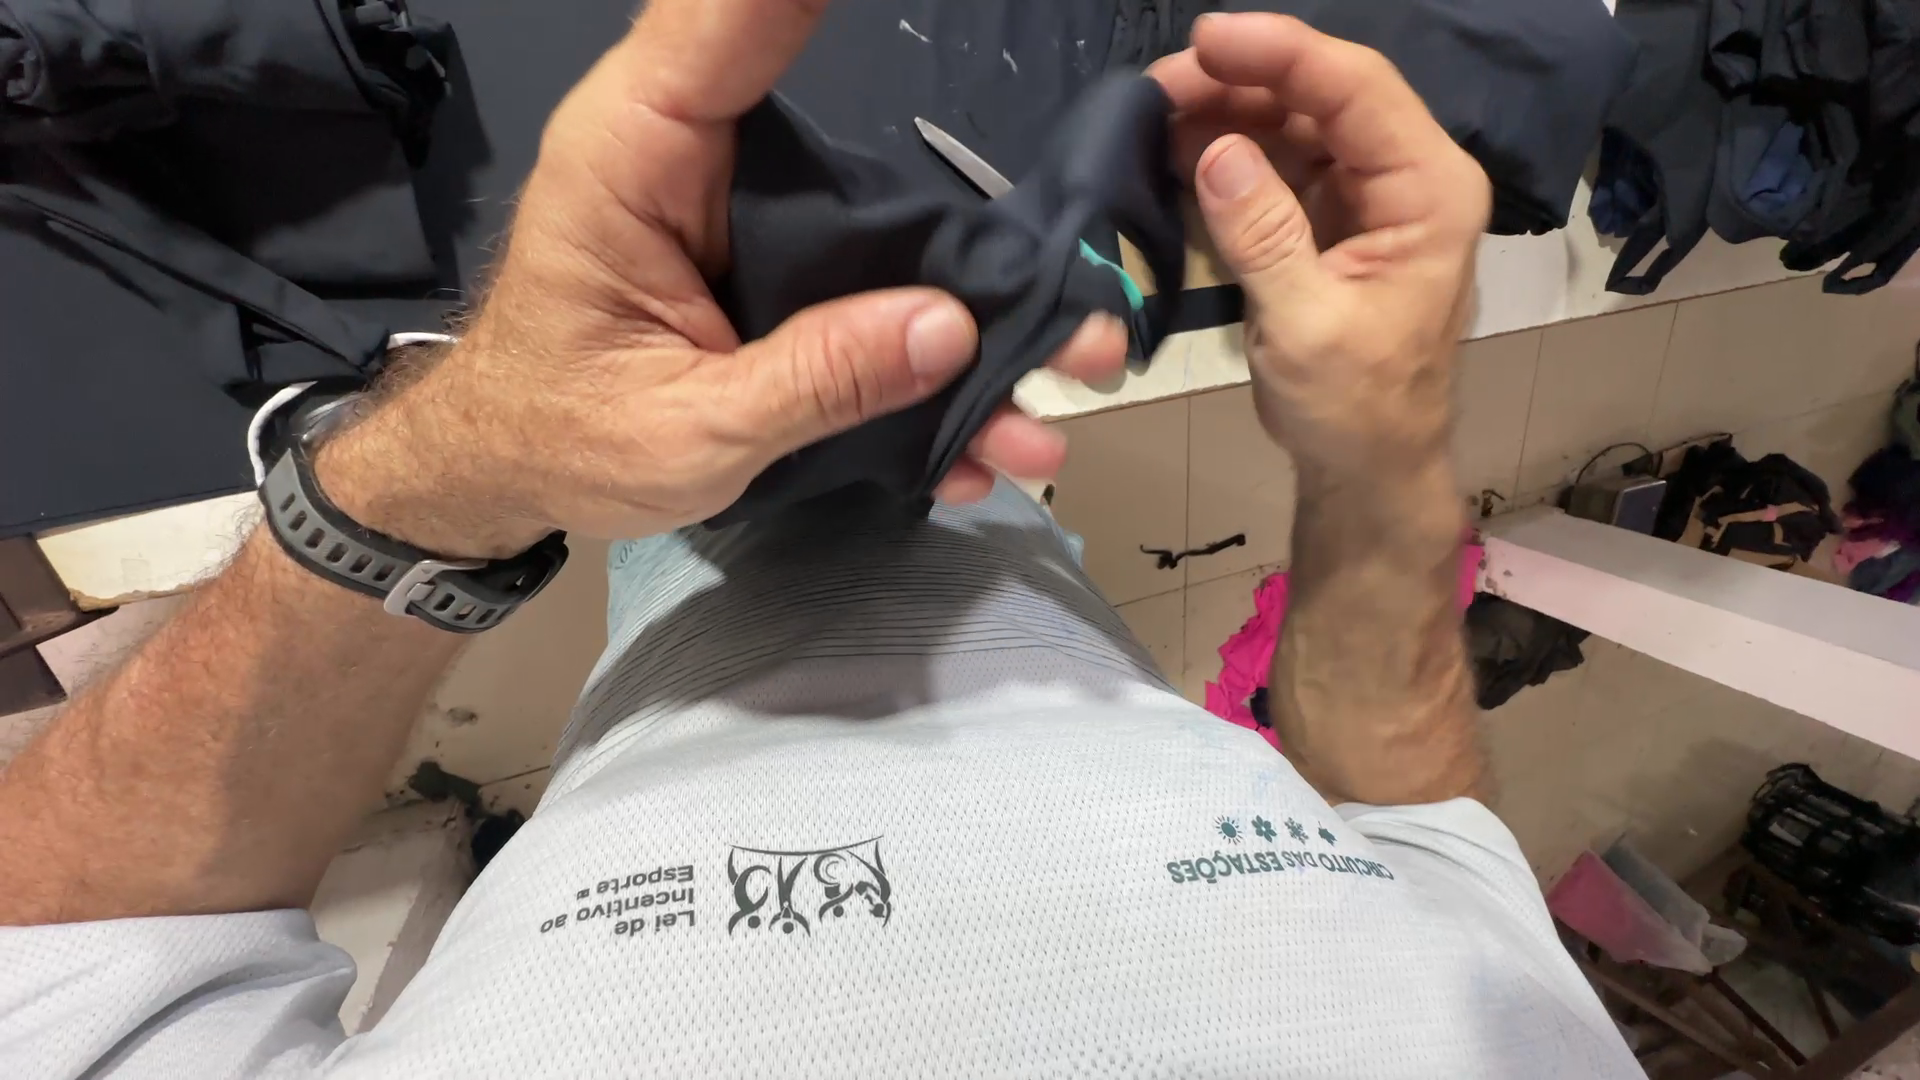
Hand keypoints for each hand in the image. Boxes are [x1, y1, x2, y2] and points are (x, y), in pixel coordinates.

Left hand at [318, 0, 1126, 558]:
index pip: (726, 26)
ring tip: (1039, 432)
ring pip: (894, 275)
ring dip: (976, 355)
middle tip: (1083, 327)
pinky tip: (966, 458)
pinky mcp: (788, 307)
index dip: (799, 3)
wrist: (527, 476)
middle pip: (872, 187)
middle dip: (980, 262)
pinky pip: (876, 332)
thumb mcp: (688, 426)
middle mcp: (722, 183)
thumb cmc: (565, 439)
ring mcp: (767, 251)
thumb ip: (812, 379)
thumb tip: (948, 330)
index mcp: (644, 161)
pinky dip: (925, 398)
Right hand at [1149, 14, 1489, 483]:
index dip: (1280, 54)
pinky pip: (1276, 179)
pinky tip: (1183, 160)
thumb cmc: (1351, 403)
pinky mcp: (1324, 231)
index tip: (1205, 40)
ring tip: (1159, 119)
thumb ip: (1263, 235)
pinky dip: (1229, 166)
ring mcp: (1360, 203)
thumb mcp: (1306, 323)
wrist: (1363, 459)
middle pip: (1321, 102)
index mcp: (1425, 190)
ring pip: (1294, 134)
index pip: (1355, 91)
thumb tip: (1213, 151)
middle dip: (1241, 87)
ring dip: (1228, 121)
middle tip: (1160, 89)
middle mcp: (1400, 180)